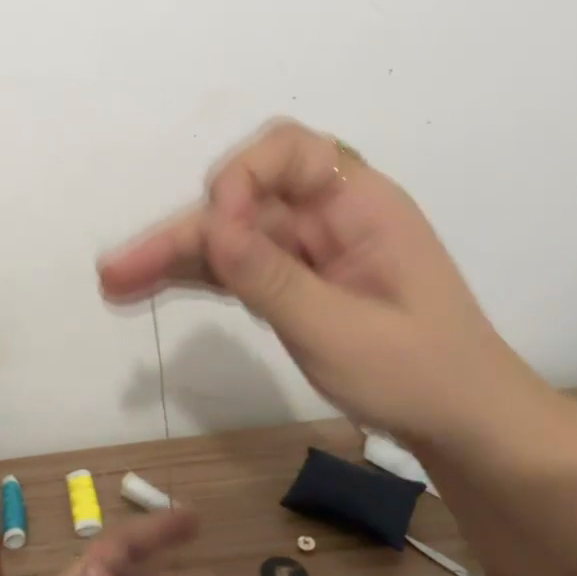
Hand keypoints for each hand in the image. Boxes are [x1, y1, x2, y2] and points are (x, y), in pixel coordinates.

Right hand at [98, 119, 544, 440]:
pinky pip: (233, 269)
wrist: (463, 424)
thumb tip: (210, 229)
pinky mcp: (290, 282)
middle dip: (180, 231)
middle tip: (118, 270)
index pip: (290, 152)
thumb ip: (274, 280)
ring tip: (113, 282)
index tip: (219, 229)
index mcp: (359, 204)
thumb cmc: (421, 376)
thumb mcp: (344, 332)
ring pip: (226, 237)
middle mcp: (325, 216)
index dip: (242, 175)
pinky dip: (192, 278)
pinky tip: (143, 290)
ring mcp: (305, 250)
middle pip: (240, 201)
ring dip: (170, 256)